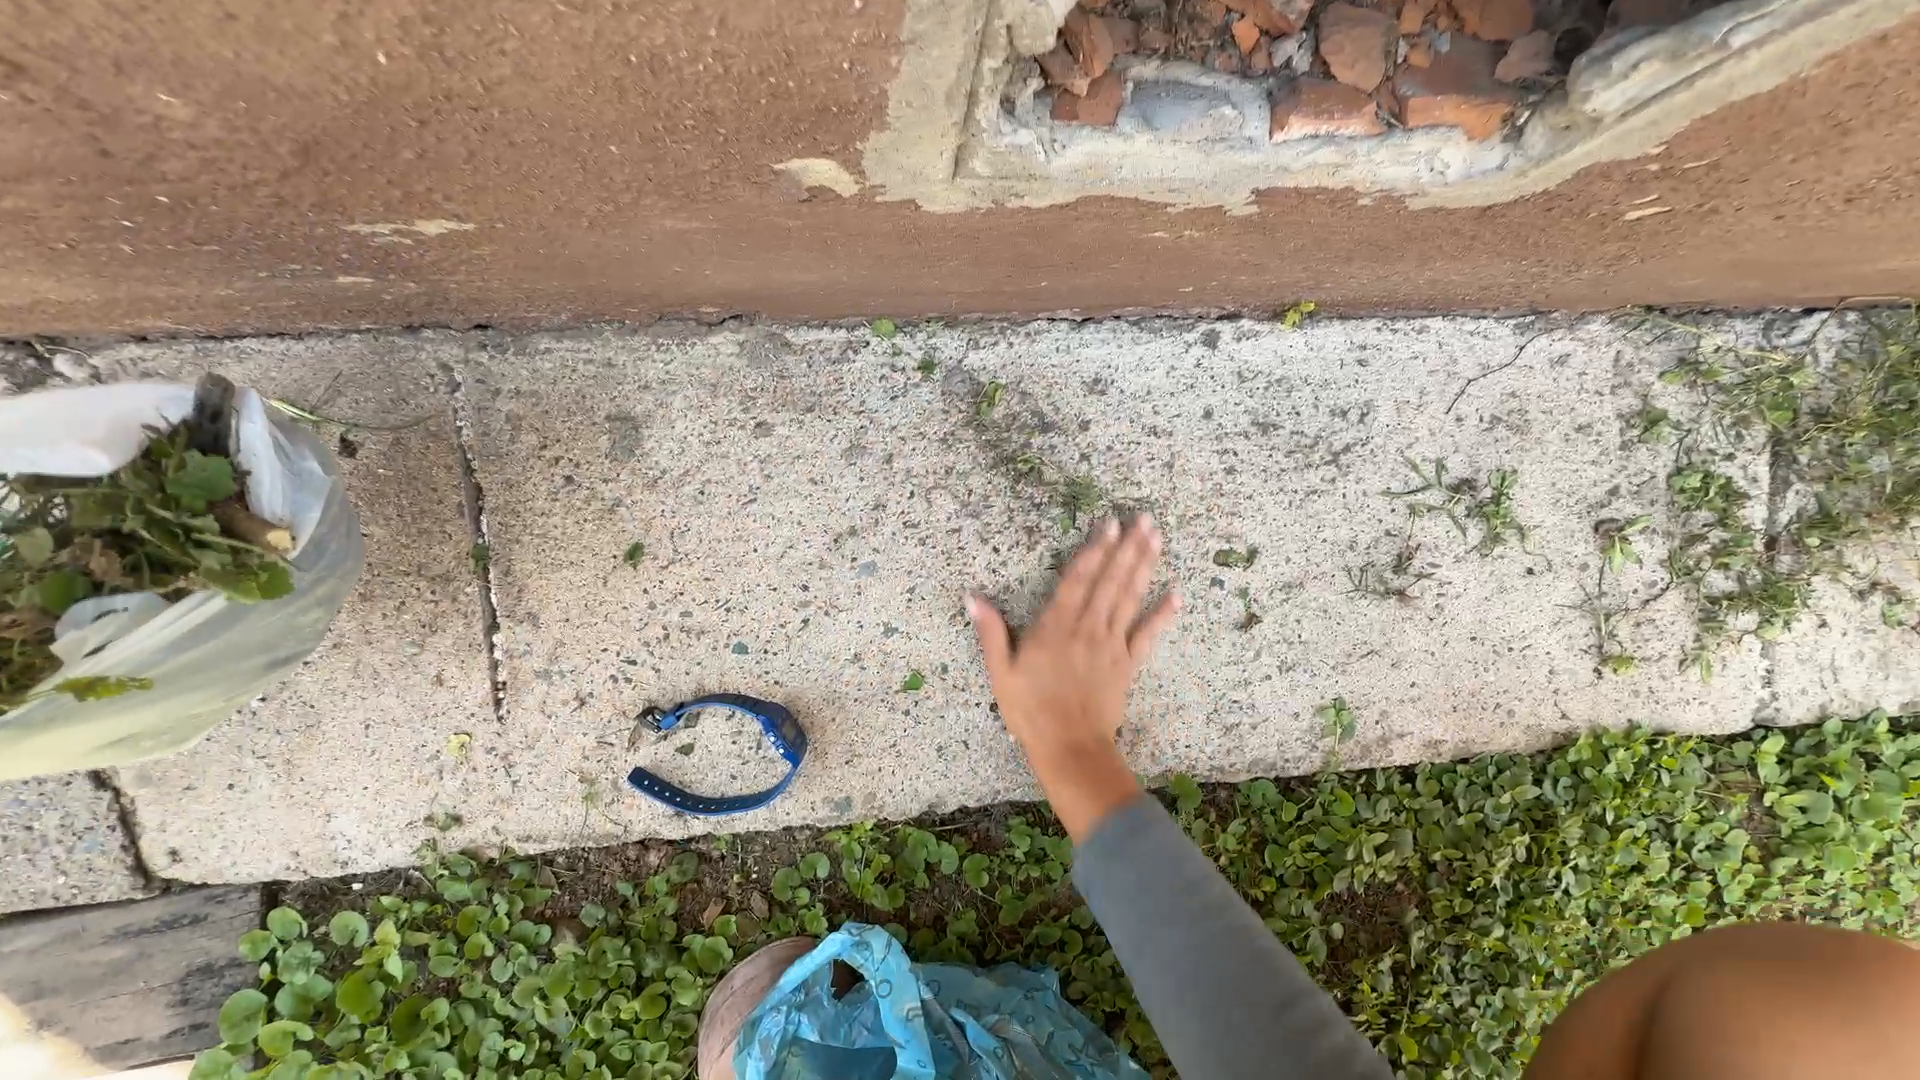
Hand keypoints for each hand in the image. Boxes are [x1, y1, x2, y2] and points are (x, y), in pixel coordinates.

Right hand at [966, 517, 1181, 836]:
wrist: (1070, 747)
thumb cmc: (1030, 711)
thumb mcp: (1001, 673)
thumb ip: (991, 633)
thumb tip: (972, 598)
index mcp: (1055, 627)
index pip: (1078, 580)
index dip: (1094, 551)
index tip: (1110, 525)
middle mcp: (1086, 628)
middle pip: (1110, 581)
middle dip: (1127, 548)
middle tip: (1145, 519)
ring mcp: (1111, 645)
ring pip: (1130, 598)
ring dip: (1144, 567)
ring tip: (1157, 539)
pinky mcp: (1127, 665)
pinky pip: (1147, 635)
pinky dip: (1163, 615)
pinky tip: (1177, 595)